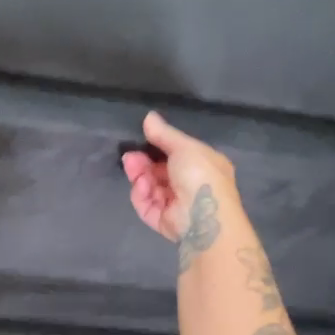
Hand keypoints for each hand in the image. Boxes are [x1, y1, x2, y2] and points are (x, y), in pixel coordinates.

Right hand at [121, 112, 237, 242]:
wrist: (203, 217)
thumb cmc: (201, 176)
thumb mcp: (185, 147)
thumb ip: (164, 134)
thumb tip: (149, 116)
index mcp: (203, 166)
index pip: (177, 153)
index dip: (158, 146)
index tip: (142, 138)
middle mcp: (190, 184)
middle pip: (158, 170)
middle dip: (143, 161)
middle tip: (130, 155)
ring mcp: (175, 203)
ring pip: (149, 185)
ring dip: (139, 175)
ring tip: (132, 166)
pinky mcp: (161, 218)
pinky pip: (146, 203)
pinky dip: (141, 194)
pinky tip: (143, 187)